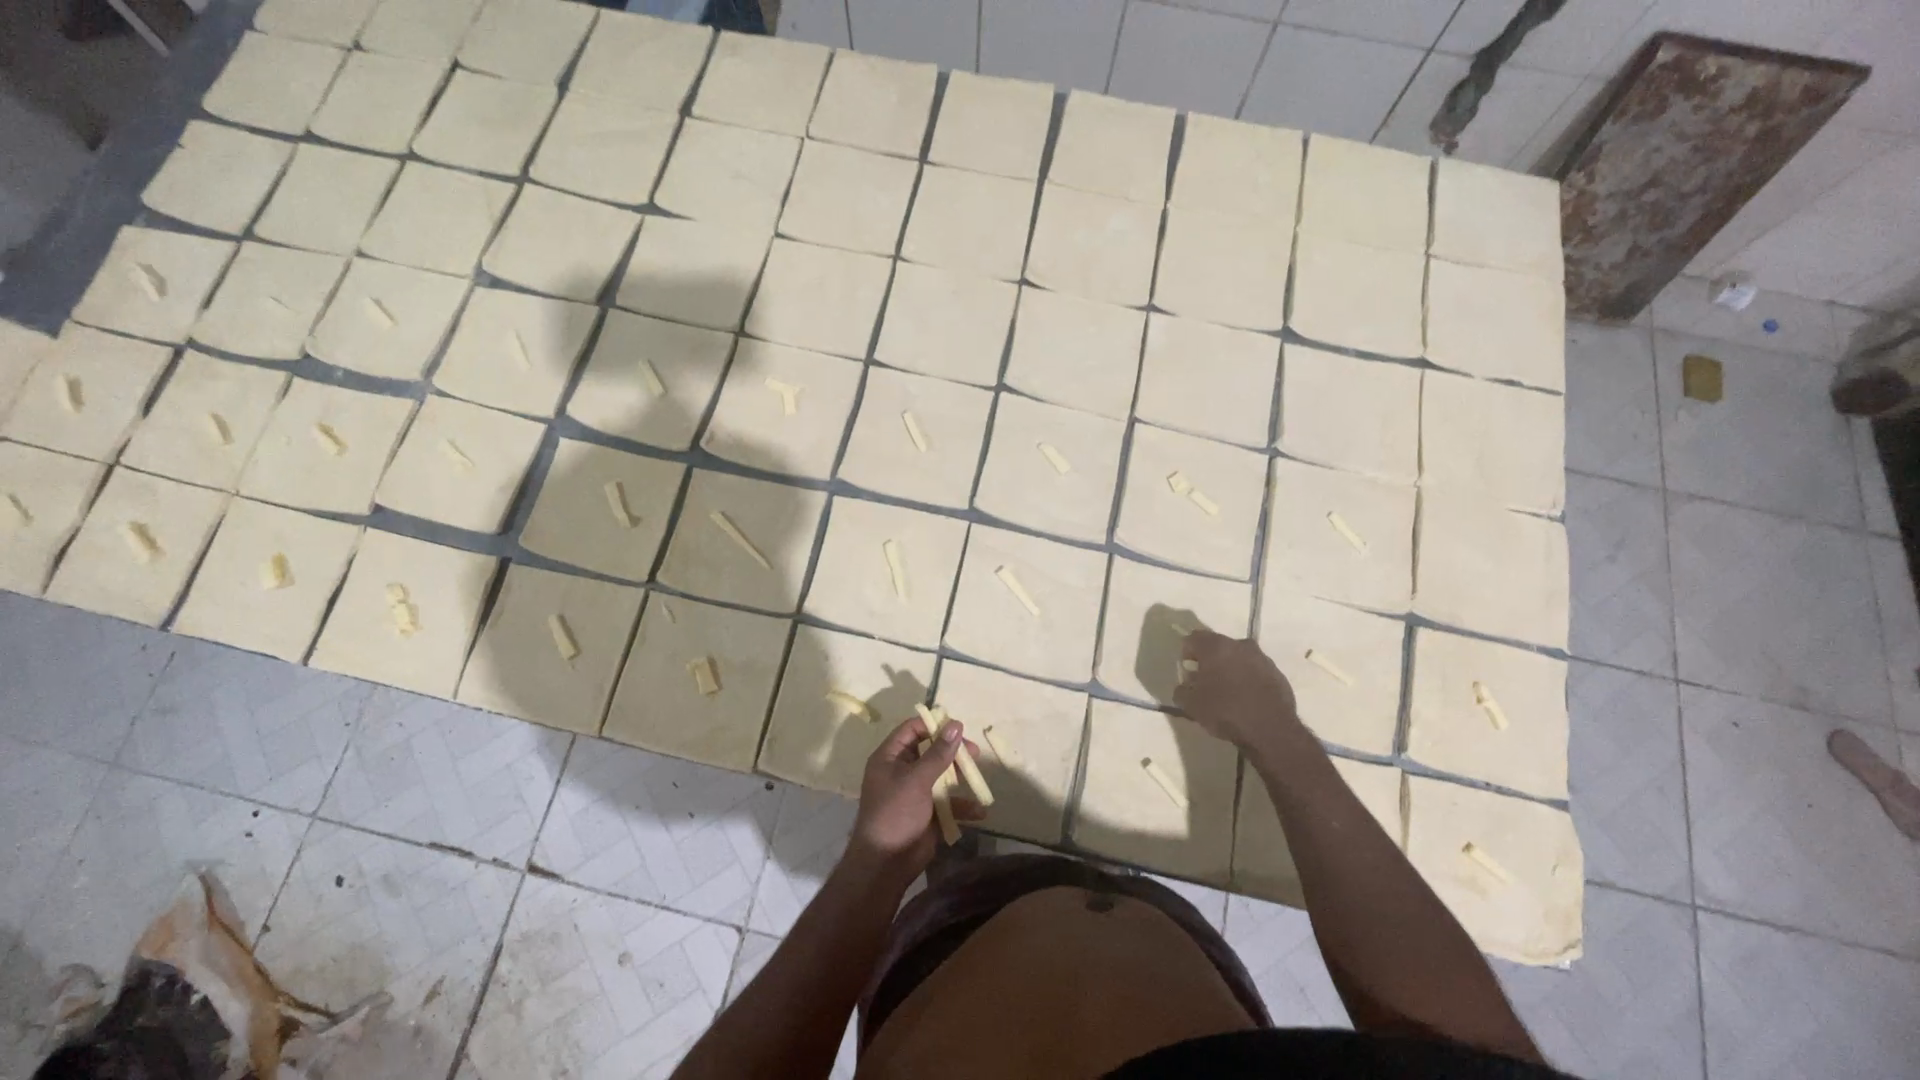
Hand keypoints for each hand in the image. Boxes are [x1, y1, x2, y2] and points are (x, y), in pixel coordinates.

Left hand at [848, 716, 983, 880]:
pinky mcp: (928, 812)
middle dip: (952, 751)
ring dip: (959, 776)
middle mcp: (901, 771)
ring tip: (976, 777)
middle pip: (930, 751)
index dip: (934, 725)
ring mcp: (915, 792)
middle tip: (974, 752)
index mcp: (890, 757)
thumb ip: (938, 753)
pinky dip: (962, 805)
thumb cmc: (895, 812)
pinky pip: (948, 802)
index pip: (912, 730)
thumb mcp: (916, 779)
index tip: (958, 726)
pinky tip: (978, 811)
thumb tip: (956, 725)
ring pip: (942, 775)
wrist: (886, 862)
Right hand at [1174, 629, 1302, 755]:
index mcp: (1216, 647)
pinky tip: (1246, 701)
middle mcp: (1241, 645)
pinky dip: (1248, 681)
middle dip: (1210, 661)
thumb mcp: (1190, 705)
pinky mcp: (1278, 674)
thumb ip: (1181, 690)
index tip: (1187, 672)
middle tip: (1205, 683)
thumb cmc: (1225, 711)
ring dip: (1231, 670)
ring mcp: (1263, 658)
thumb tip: (1185, 687)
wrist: (1270, 730)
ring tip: (1227, 693)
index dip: (1186, 654)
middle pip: (1218, 647)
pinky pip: (1256, 672)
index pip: (1193, 638)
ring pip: (1239, 658)